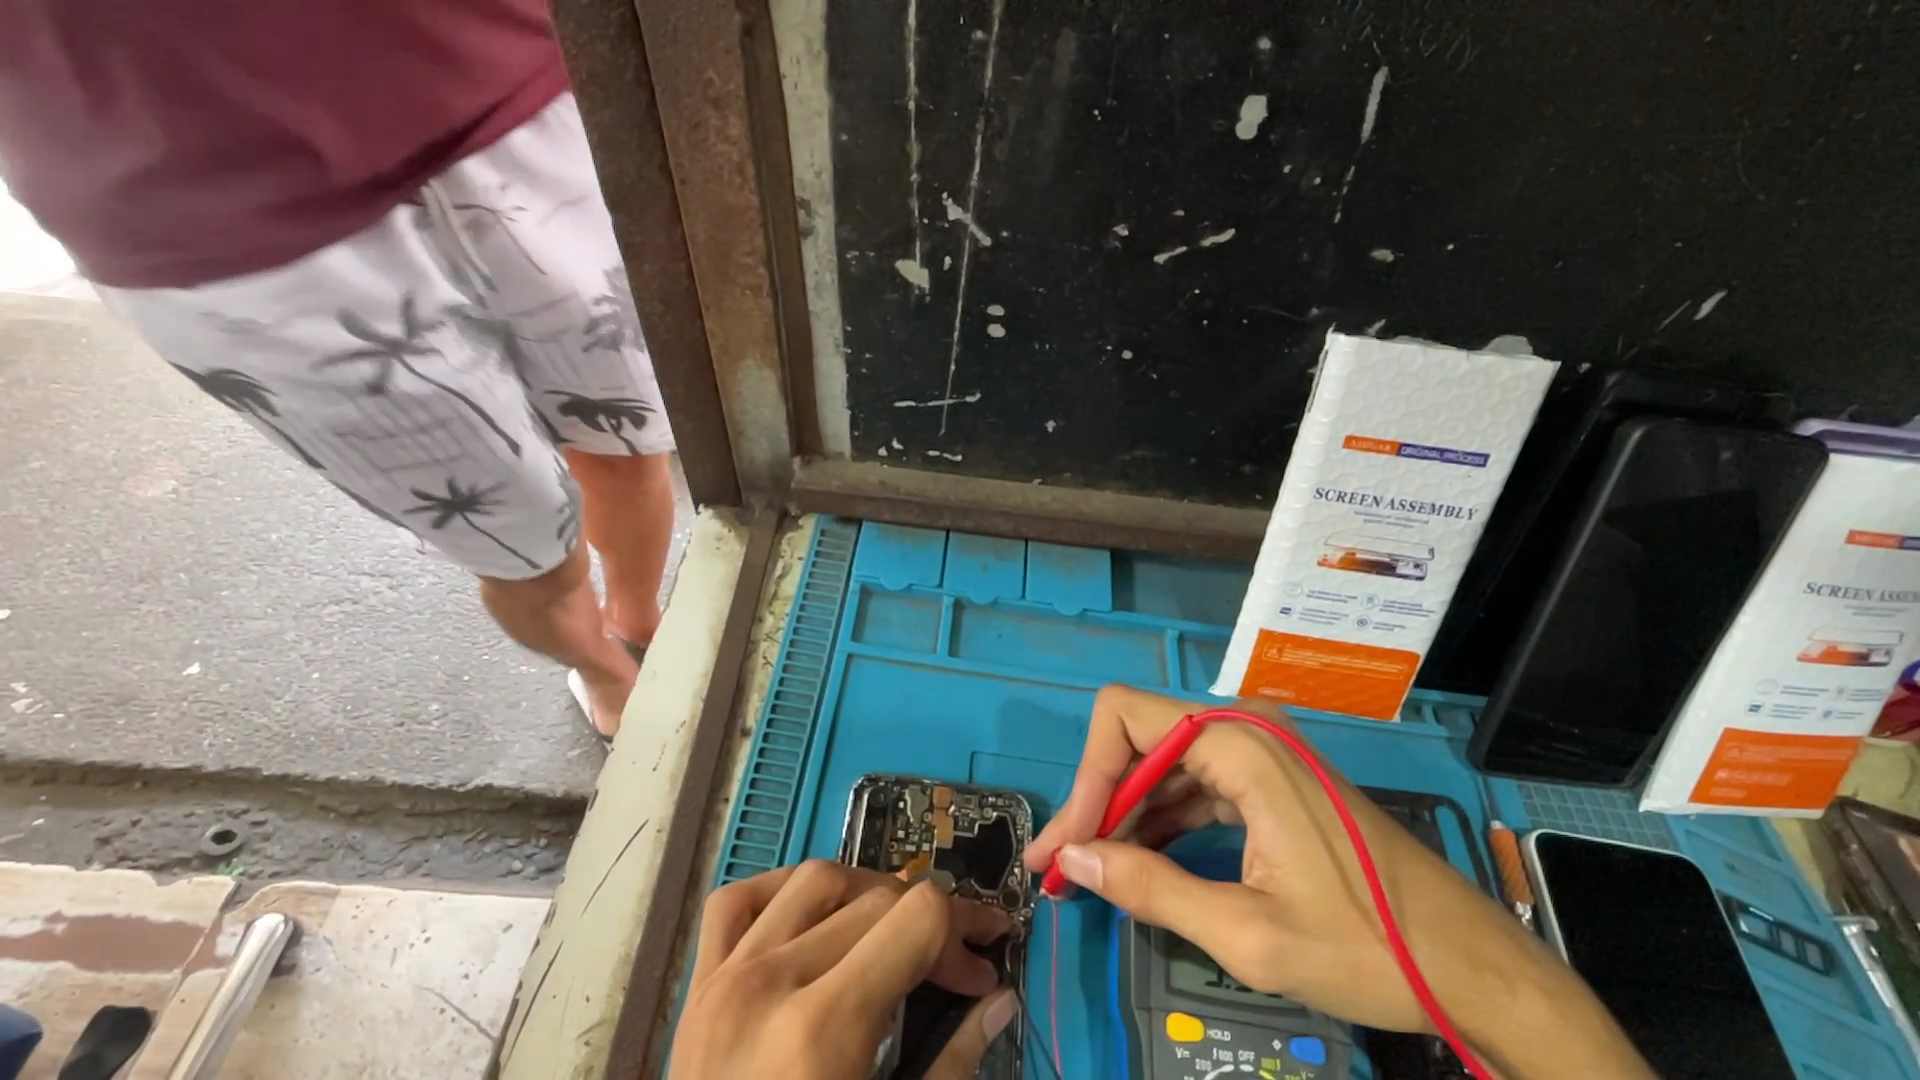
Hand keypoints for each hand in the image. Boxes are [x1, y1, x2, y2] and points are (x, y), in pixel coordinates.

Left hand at [669, 860, 1020, 1079]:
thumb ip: (952, 1064)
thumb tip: (997, 1001)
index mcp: (823, 1028)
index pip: (917, 919)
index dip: (966, 931)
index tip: (982, 969)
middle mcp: (772, 984)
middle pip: (876, 898)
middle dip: (932, 923)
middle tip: (953, 968)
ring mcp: (725, 979)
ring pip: (813, 880)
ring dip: (866, 891)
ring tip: (892, 928)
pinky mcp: (697, 987)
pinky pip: (736, 901)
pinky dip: (781, 890)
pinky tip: (811, 912)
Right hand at [1024, 687, 1651, 1078]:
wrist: (1472, 966)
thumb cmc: (1366, 947)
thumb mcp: (1247, 933)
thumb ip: (1149, 888)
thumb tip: (1070, 859)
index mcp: (1241, 747)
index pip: (1124, 719)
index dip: (1085, 779)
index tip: (1067, 847)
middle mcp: (1248, 732)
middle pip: (1139, 741)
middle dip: (1097, 802)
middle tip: (1062, 868)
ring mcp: (1264, 755)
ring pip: (1163, 765)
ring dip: (1124, 816)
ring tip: (1089, 873)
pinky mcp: (1274, 782)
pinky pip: (1196, 785)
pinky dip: (1161, 822)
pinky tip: (1139, 863)